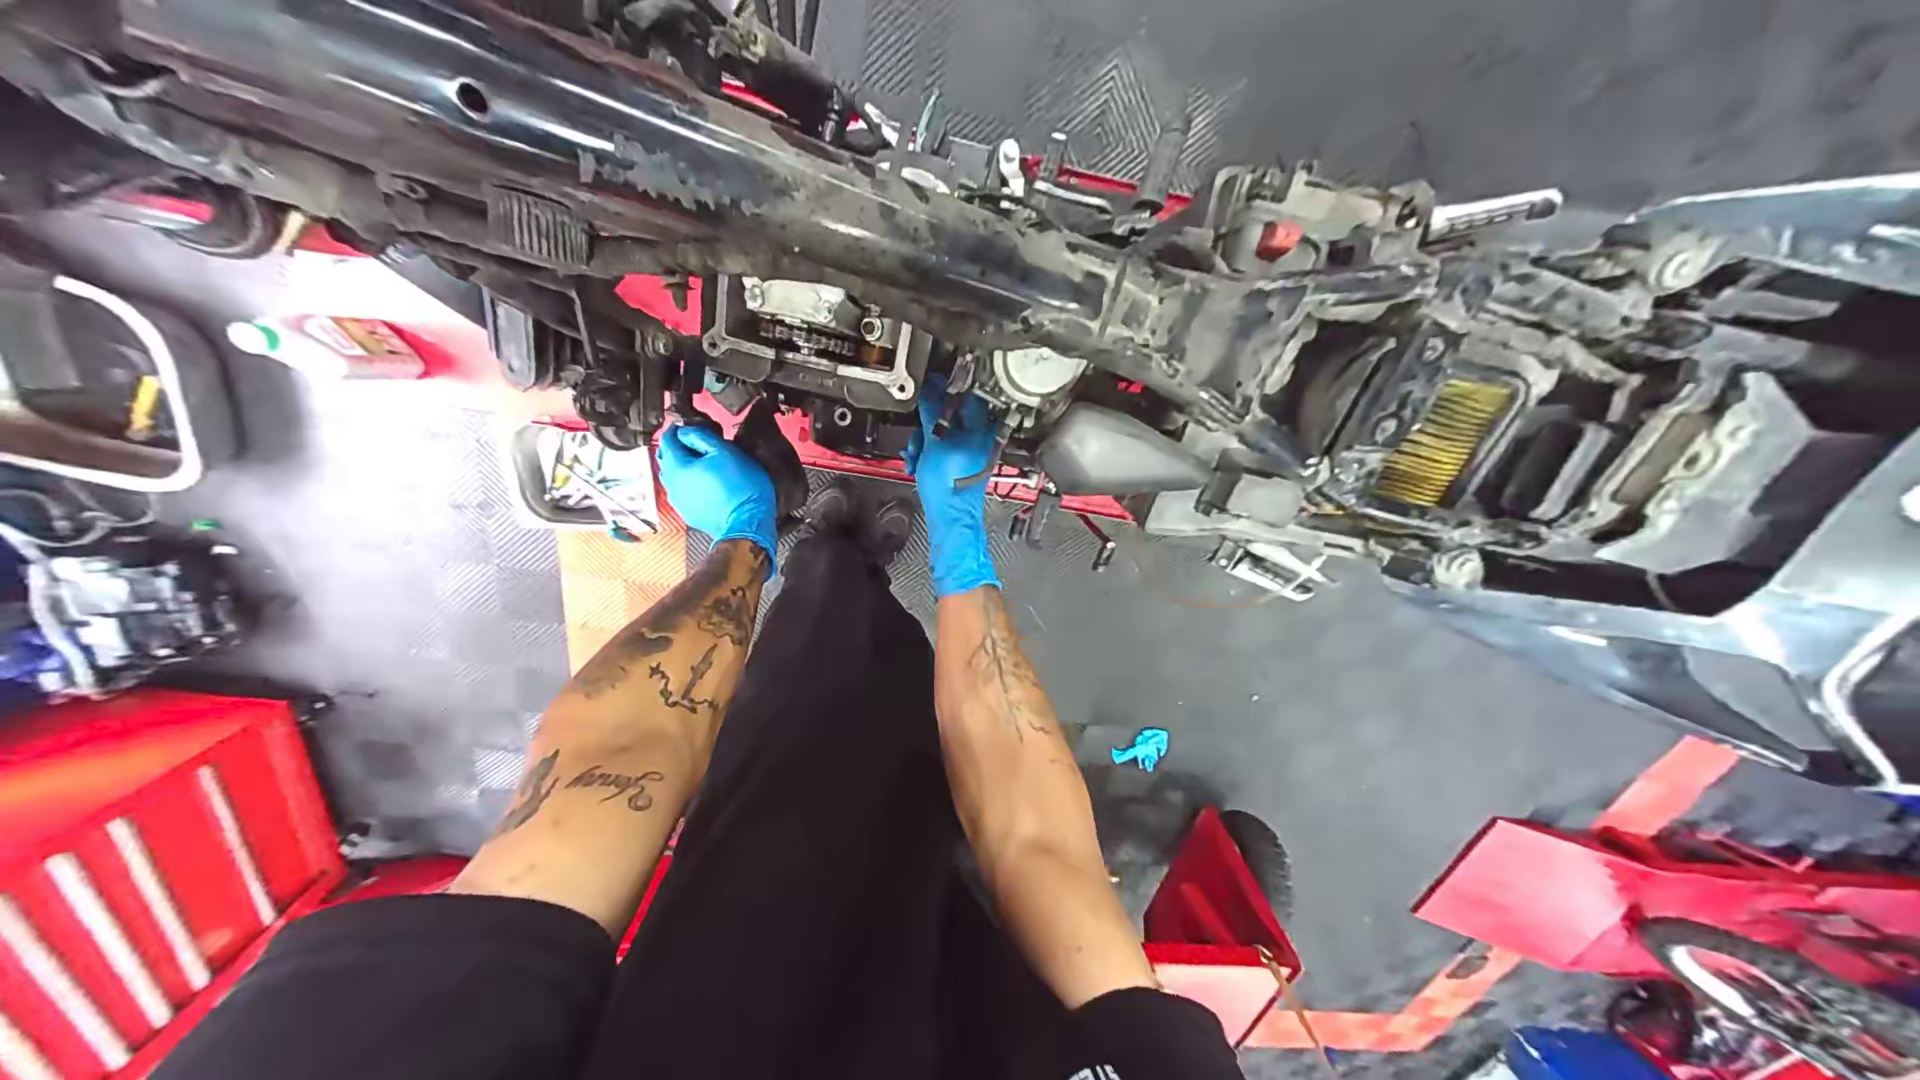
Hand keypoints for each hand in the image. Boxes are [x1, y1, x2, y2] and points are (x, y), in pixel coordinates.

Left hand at [656, 424, 777, 571]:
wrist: (747, 526)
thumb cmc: (741, 489)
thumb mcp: (726, 452)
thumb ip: (701, 436)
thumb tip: (686, 431)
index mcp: (678, 466)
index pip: (667, 439)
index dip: (677, 428)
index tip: (689, 425)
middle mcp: (671, 484)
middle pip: (666, 458)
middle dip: (679, 447)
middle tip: (698, 443)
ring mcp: (679, 502)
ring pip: (673, 477)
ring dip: (683, 467)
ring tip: (702, 464)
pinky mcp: (688, 514)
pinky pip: (683, 493)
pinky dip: (690, 484)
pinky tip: (706, 484)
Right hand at [905, 377, 999, 595]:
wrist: (951, 517)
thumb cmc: (949, 486)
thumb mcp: (935, 441)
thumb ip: (933, 411)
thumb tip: (931, 387)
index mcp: (981, 427)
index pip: (964, 394)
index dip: (943, 390)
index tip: (927, 390)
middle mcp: (980, 437)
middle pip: (950, 414)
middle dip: (927, 423)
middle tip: (918, 434)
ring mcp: (971, 451)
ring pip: (943, 432)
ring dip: (923, 440)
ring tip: (915, 454)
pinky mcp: (961, 464)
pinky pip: (942, 448)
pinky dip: (928, 452)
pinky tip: (918, 462)